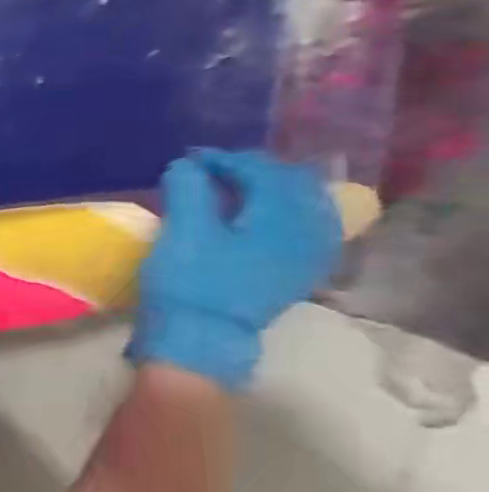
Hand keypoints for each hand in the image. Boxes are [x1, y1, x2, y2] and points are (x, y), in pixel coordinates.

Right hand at [129, 148, 341, 389]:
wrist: (200, 334)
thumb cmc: (188, 279)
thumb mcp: (182, 230)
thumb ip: (188, 190)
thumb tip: (188, 165)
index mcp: (283, 220)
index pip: (264, 173)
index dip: (226, 160)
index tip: (189, 158)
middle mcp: (310, 233)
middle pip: (293, 185)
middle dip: (251, 170)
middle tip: (209, 168)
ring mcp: (309, 255)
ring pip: (302, 205)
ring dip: (268, 189)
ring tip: (230, 187)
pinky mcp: (297, 270)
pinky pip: (303, 226)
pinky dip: (279, 210)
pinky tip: (255, 214)